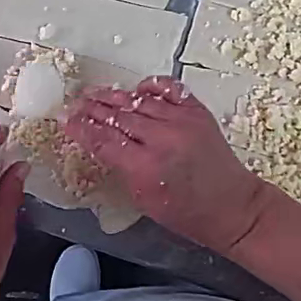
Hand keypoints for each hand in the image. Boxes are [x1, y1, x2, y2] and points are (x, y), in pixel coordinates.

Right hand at [62, 76, 279, 251]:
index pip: (102, 139)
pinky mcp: (197, 111)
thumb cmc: (186, 213)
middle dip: (92, 108)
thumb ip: (119, 166)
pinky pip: (167, 89)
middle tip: (75, 103)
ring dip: (113, 96)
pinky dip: (149, 86)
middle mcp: (162, 139)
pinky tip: (136, 90)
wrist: (234, 208)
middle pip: (116, 115)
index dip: (80, 127)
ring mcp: (182, 121)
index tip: (65, 119)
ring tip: (95, 93)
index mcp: (145, 167)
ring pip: (137, 101)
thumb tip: (97, 140)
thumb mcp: (143, 199)